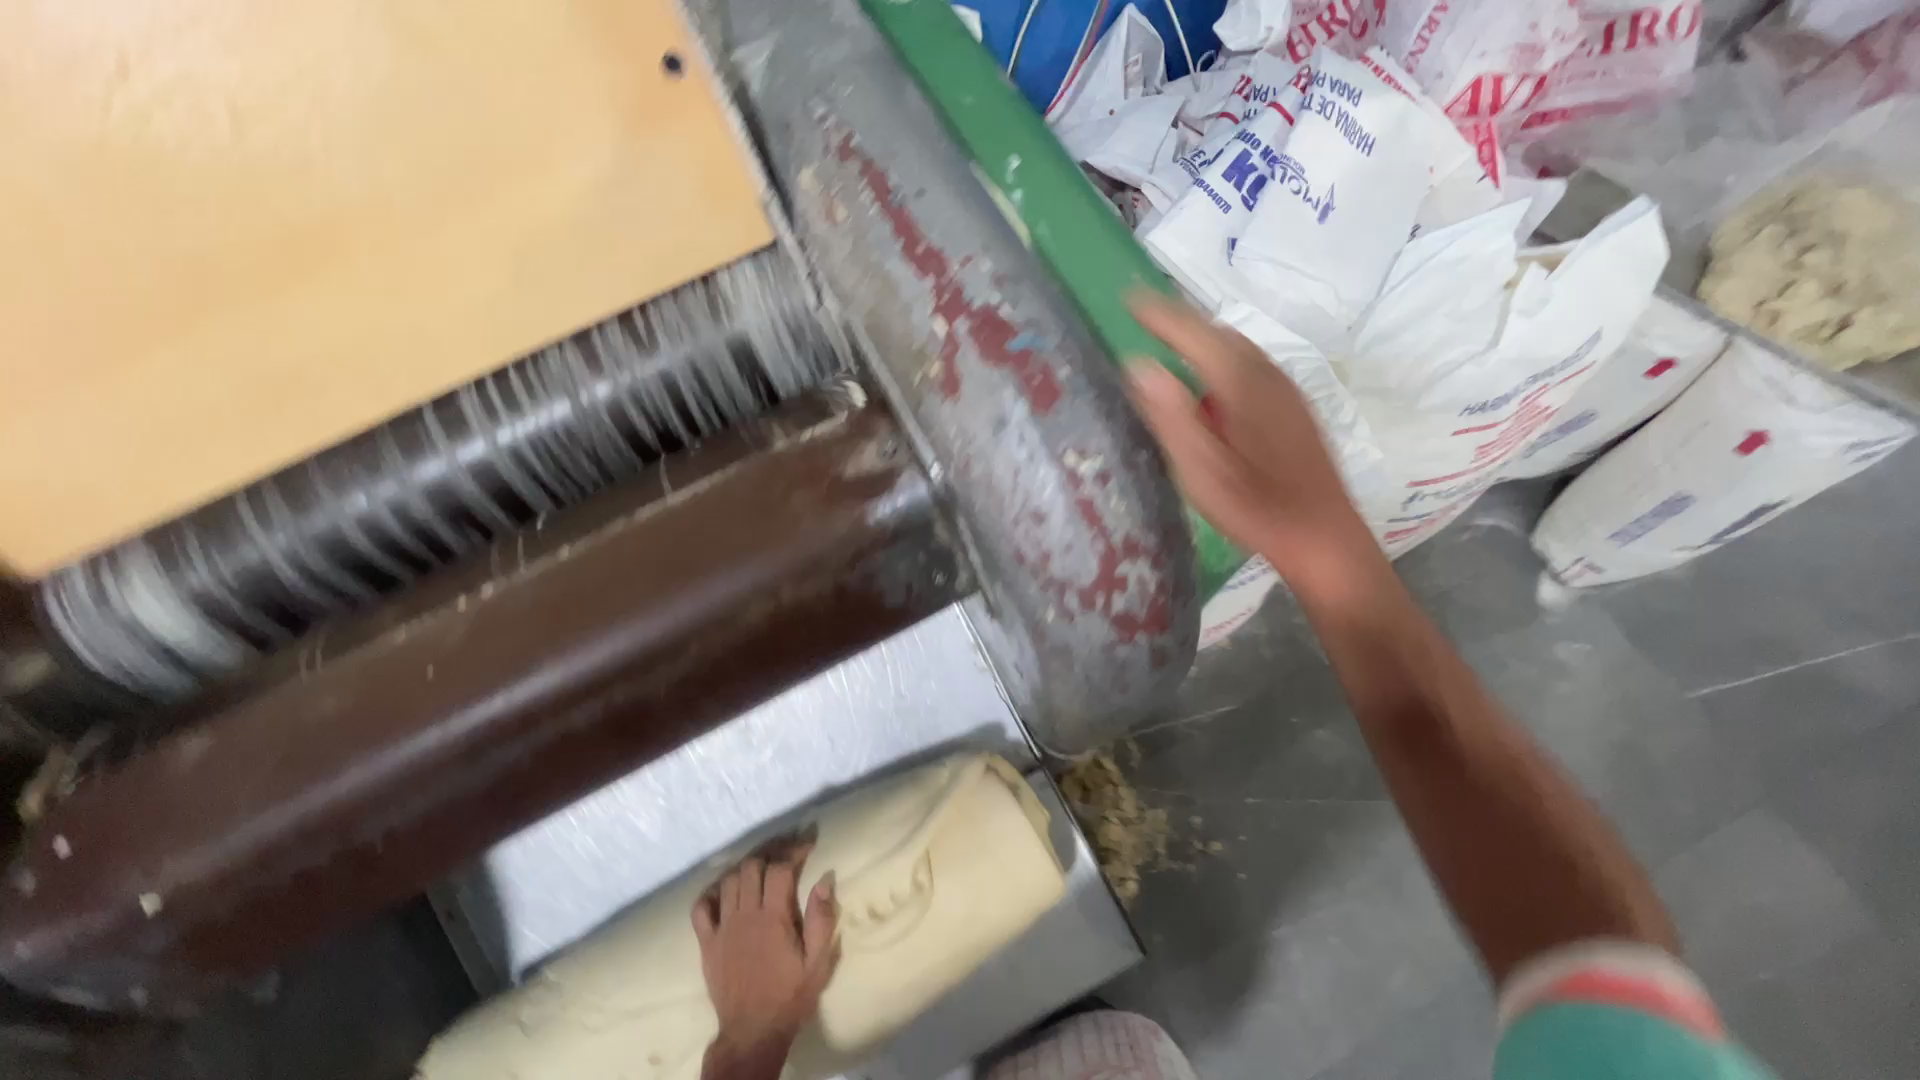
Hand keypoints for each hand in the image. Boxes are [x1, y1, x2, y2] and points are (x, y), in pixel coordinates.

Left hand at [692, 837, 838, 1057]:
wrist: (752, 1032)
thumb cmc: (790, 996)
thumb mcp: (818, 962)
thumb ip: (822, 919)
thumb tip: (825, 879)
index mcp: (773, 918)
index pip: (780, 869)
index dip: (794, 850)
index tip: (808, 843)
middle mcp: (744, 916)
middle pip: (751, 866)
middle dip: (770, 851)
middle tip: (786, 850)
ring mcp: (722, 928)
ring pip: (728, 881)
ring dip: (745, 867)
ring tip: (761, 866)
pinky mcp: (707, 942)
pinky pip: (701, 908)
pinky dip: (711, 893)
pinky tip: (724, 890)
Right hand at [1126, 293, 1382, 605]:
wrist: (1324, 536)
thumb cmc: (1256, 509)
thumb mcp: (1201, 470)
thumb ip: (1170, 415)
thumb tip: (1138, 365)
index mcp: (1242, 383)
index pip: (1194, 332)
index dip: (1160, 313)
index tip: (1129, 295)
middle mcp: (1268, 374)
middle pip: (1219, 332)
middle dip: (1181, 320)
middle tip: (1144, 318)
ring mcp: (1286, 389)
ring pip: (1239, 348)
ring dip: (1203, 338)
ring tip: (1171, 342)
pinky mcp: (1294, 407)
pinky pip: (1252, 364)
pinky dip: (1223, 357)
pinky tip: (1211, 381)